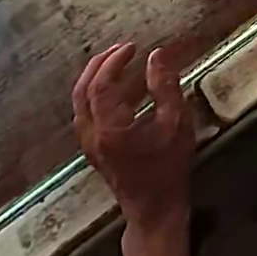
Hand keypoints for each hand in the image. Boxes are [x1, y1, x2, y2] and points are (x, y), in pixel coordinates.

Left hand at [72, 43, 195, 233]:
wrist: (154, 208)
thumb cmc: (169, 166)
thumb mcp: (176, 123)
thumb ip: (166, 87)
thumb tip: (156, 56)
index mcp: (109, 129)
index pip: (102, 85)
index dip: (115, 62)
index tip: (134, 47)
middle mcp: (91, 135)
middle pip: (82, 91)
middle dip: (100, 65)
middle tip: (121, 49)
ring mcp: (88, 144)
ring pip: (80, 102)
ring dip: (96, 78)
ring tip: (117, 62)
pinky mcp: (93, 149)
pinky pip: (86, 113)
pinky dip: (97, 93)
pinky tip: (118, 89)